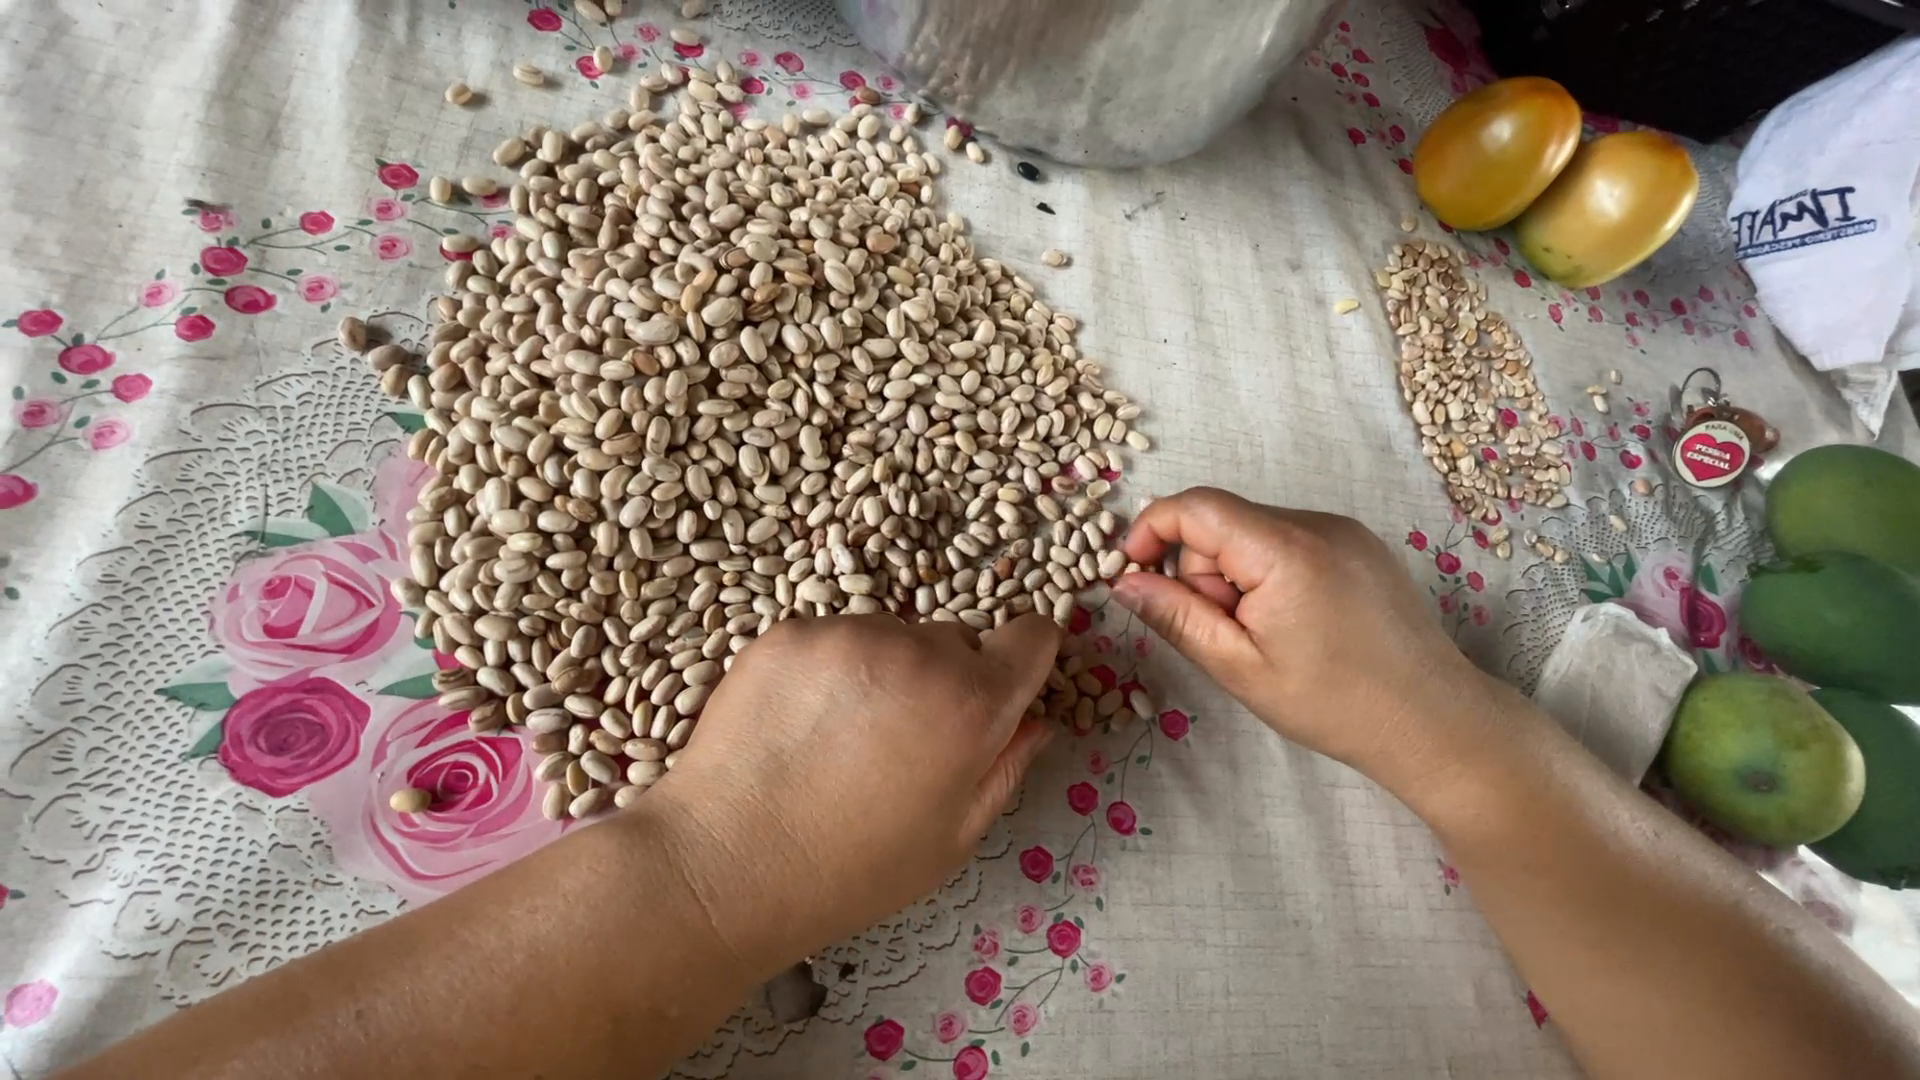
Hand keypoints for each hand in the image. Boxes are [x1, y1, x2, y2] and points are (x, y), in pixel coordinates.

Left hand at [636, 613, 1059, 975]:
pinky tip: (799, 720)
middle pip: (956, 640)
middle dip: (945, 677)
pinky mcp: (791, 631)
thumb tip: (1037, 720)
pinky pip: (834, 636)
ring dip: (885, 669)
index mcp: (971, 702)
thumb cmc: (852, 869)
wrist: (724, 867)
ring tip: (840, 733)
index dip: (1023, 659)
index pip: (1032, 635)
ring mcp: (848, 632)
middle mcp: (917, 650)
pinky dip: (830, 667)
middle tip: (902, 735)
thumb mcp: (953, 838)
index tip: (1001, 686)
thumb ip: (1006, 767)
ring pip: (892, 636)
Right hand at [1111, 488, 1500, 797]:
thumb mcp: (1238, 667)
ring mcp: (1342, 529)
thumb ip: (1175, 616)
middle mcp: (1316, 523)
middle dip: (1202, 571)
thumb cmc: (1333, 704)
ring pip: (1249, 533)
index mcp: (1285, 551)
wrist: (1437, 722)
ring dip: (1234, 575)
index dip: (1151, 529)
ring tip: (1266, 632)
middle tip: (1227, 632)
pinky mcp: (1357, 543)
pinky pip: (1283, 541)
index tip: (1131, 572)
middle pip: (1221, 522)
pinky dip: (1266, 572)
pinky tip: (1293, 620)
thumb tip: (1122, 582)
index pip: (1196, 506)